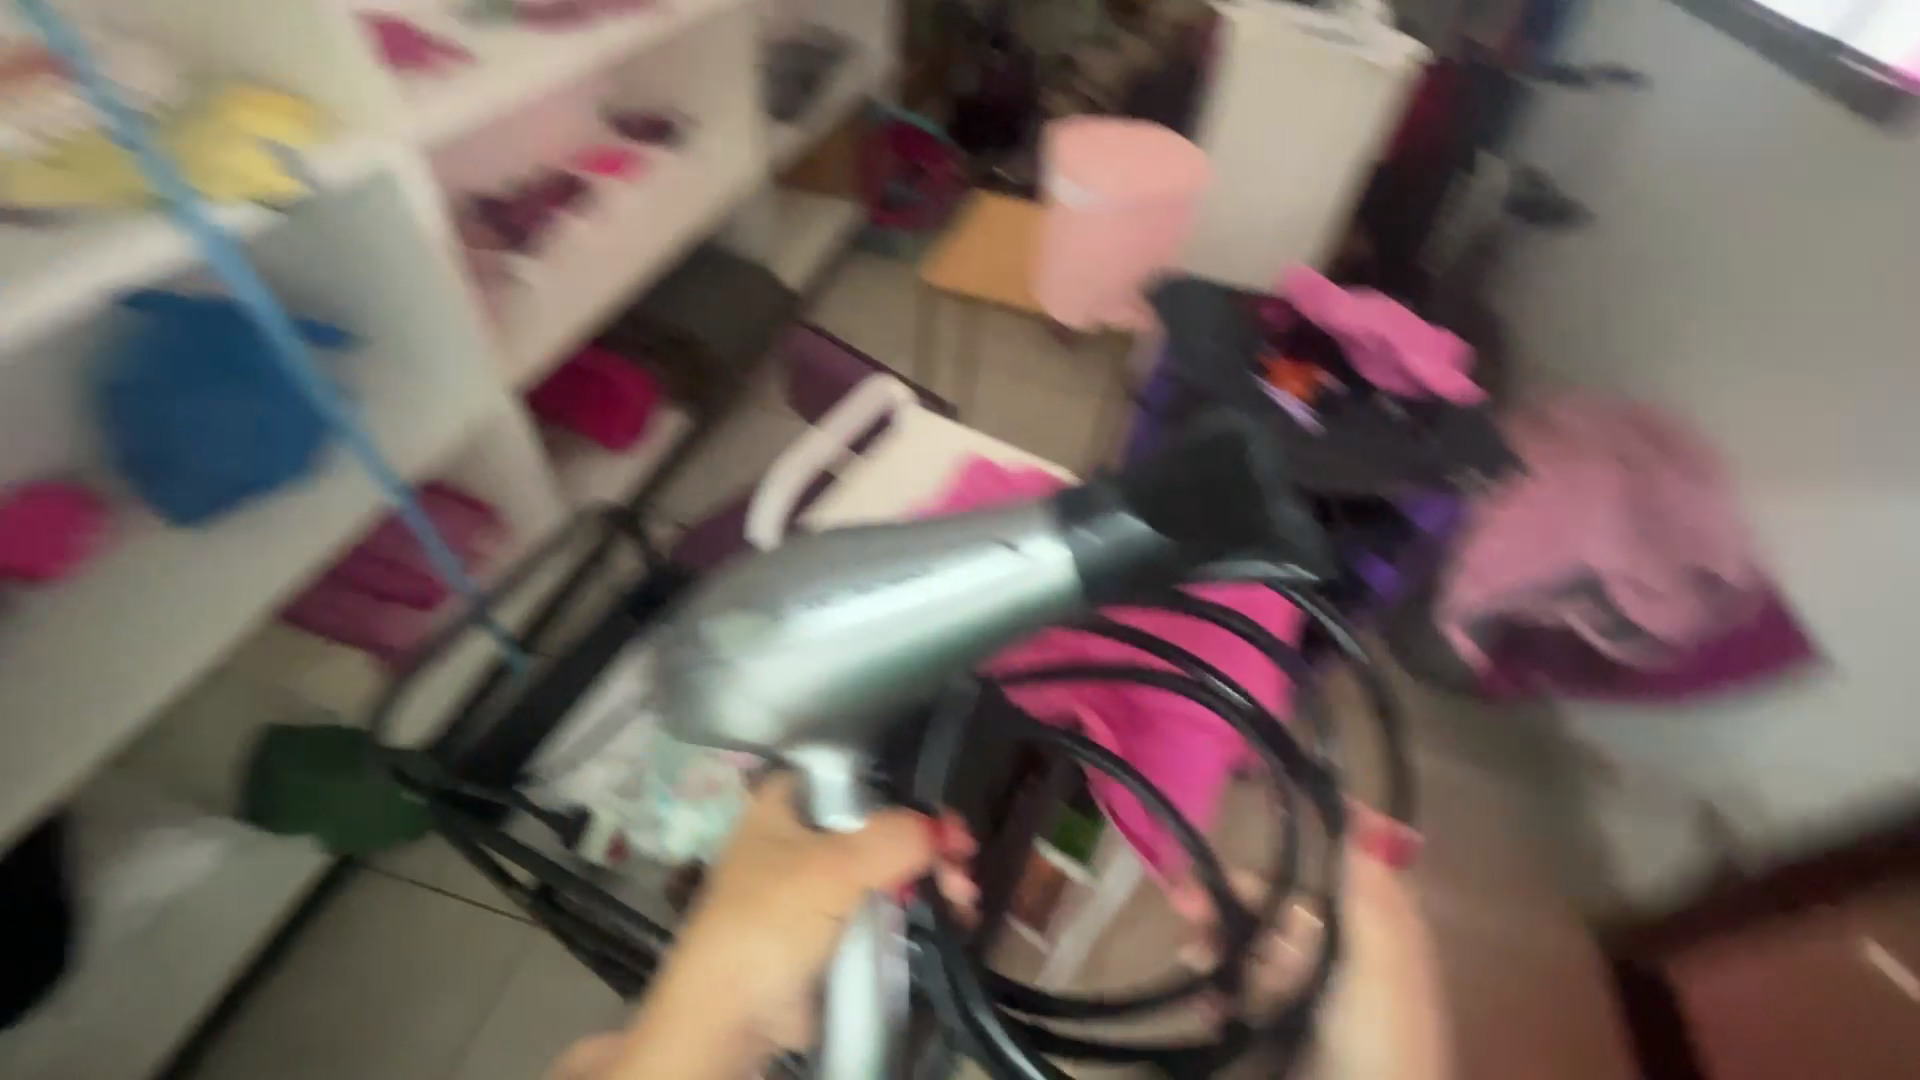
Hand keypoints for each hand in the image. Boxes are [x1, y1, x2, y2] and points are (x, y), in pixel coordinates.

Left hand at [672, 771, 977, 1046]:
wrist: (731, 1021)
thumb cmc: (769, 922)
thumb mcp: (833, 867)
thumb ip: (894, 838)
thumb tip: (946, 829)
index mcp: (788, 801)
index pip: (858, 777)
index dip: (904, 793)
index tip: (945, 819)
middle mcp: (802, 834)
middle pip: (879, 824)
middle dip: (926, 845)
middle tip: (963, 865)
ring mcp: (817, 883)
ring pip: (886, 867)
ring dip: (929, 879)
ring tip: (963, 899)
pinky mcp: (831, 927)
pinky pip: (882, 906)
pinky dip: (915, 909)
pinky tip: (950, 915)